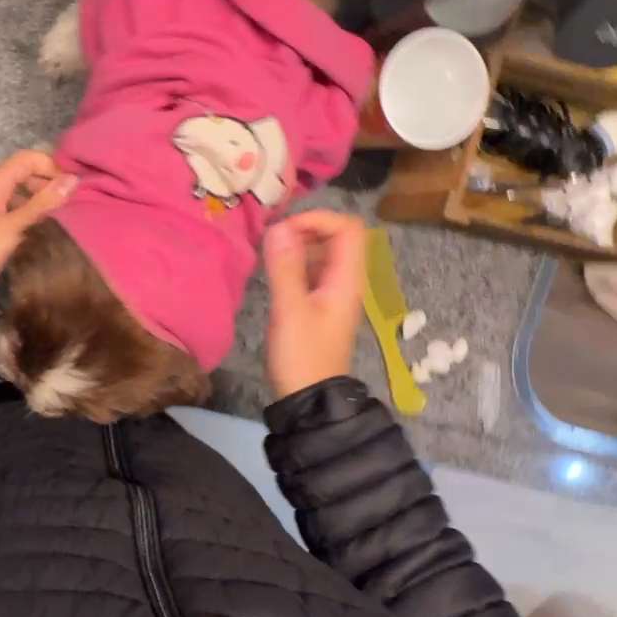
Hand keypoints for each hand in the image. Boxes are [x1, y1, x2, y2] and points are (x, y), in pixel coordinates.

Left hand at [0, 151, 77, 286]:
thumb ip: (41, 204)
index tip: (71, 187)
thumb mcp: (11, 229)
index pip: (26, 158)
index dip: (51, 166)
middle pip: (19, 172)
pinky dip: (19, 210)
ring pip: (11, 190)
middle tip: (66, 204)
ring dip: (33, 198)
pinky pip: (2, 204)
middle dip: (44, 182)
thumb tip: (72, 181)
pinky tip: (31, 227)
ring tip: (53, 216)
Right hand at [264, 210, 368, 399]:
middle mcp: (344, 281)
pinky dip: (294, 263)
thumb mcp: (289, 311)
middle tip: (273, 239)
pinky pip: (311, 270)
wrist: (309, 397)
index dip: (318, 219)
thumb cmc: (302, 356)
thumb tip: (278, 228)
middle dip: (306, 228)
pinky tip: (273, 271)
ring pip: (322, 252)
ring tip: (269, 252)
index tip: (285, 230)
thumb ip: (285, 268)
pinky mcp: (317, 304)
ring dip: (298, 245)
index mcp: (346, 279)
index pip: (348, 228)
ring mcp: (332, 292)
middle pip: (337, 236)